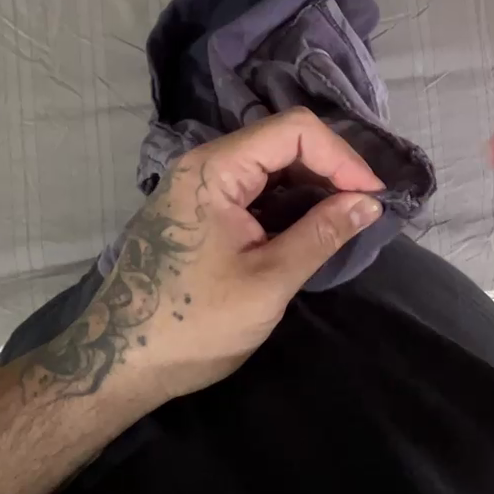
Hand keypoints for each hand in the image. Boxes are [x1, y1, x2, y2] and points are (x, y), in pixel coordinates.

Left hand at [19, 108, 383, 404]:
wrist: (120, 363)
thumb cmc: (194, 324)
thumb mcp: (268, 282)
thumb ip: (322, 234)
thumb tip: (369, 203)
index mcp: (214, 170)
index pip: (293, 130)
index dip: (341, 157)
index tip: (372, 197)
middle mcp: (204, 165)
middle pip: (282, 140)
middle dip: (330, 168)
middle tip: (365, 208)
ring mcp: (198, 186)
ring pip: (270, 163)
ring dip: (312, 184)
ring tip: (346, 215)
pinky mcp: (200, 208)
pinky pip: (254, 186)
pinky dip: (288, 199)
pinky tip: (311, 224)